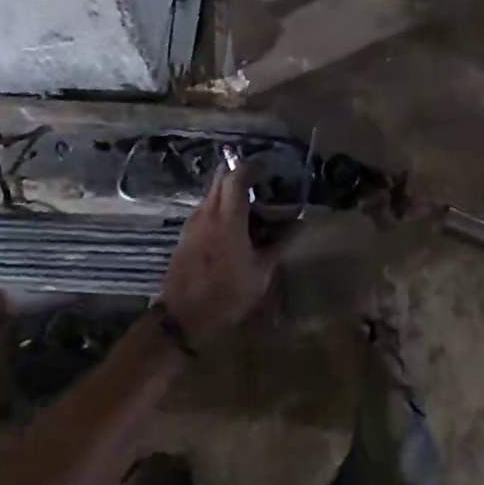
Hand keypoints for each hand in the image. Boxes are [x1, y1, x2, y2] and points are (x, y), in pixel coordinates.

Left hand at [157, 167, 278, 344]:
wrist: (181, 319)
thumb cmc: (226, 294)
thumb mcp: (261, 273)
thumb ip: (280, 244)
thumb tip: (302, 225)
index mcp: (227, 218)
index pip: (236, 177)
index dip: (251, 166)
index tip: (267, 166)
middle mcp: (207, 214)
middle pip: (220, 179)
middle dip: (239, 173)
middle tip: (261, 182)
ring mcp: (193, 224)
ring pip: (212, 194)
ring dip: (229, 192)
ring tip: (251, 204)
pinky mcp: (186, 236)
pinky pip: (205, 210)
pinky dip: (220, 208)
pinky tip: (234, 226)